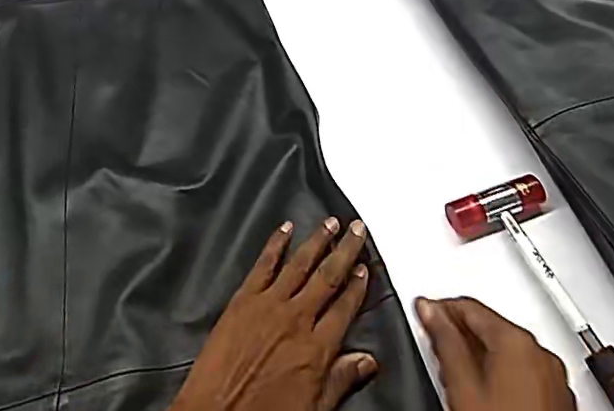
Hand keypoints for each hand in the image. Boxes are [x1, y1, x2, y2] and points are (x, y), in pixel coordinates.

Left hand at [169, 218, 377, 410]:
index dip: (357, 286)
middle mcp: (296, 319)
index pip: (344, 308)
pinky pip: (264, 263)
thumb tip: (368, 361)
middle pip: (328, 277)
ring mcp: (270, 304)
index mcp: (316, 348)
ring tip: (330, 222)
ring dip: (317, 240)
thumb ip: (341, 380)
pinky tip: (286, 228)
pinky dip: (276, 243)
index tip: (365, 267)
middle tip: (356, 229)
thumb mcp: (312, 408)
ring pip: (300, 263)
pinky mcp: (244, 297)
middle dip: (345, 251)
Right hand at [416, 297, 575, 410]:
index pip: (469, 307)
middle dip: (461, 335)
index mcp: (517, 342)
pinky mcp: (560, 403)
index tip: (424, 315)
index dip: (441, 310)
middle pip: (490, 328)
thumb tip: (429, 311)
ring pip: (507, 353)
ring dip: (479, 357)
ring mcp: (555, 381)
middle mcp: (541, 355)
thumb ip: (443, 341)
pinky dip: (501, 377)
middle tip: (436, 346)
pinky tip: (485, 397)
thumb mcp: (462, 387)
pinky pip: (523, 374)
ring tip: (456, 376)